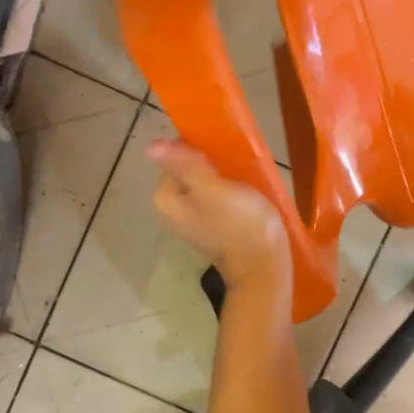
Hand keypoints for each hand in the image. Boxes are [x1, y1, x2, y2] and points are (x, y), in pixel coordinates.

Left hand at [148, 140, 289, 288]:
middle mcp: (173, 211)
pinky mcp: (213, 226)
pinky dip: (229, 190)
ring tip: (245, 175)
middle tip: (236, 162)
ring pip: (204, 184)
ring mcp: (193, 220)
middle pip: (188, 171)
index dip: (198, 148)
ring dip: (223, 175)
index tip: (222, 150)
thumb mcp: (212, 188)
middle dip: (211, 162)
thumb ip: (184, 165)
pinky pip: (216, 198)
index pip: (174, 159)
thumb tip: (150, 147)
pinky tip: (247, 191)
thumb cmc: (239, 223)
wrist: (263, 265)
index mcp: (166, 200)